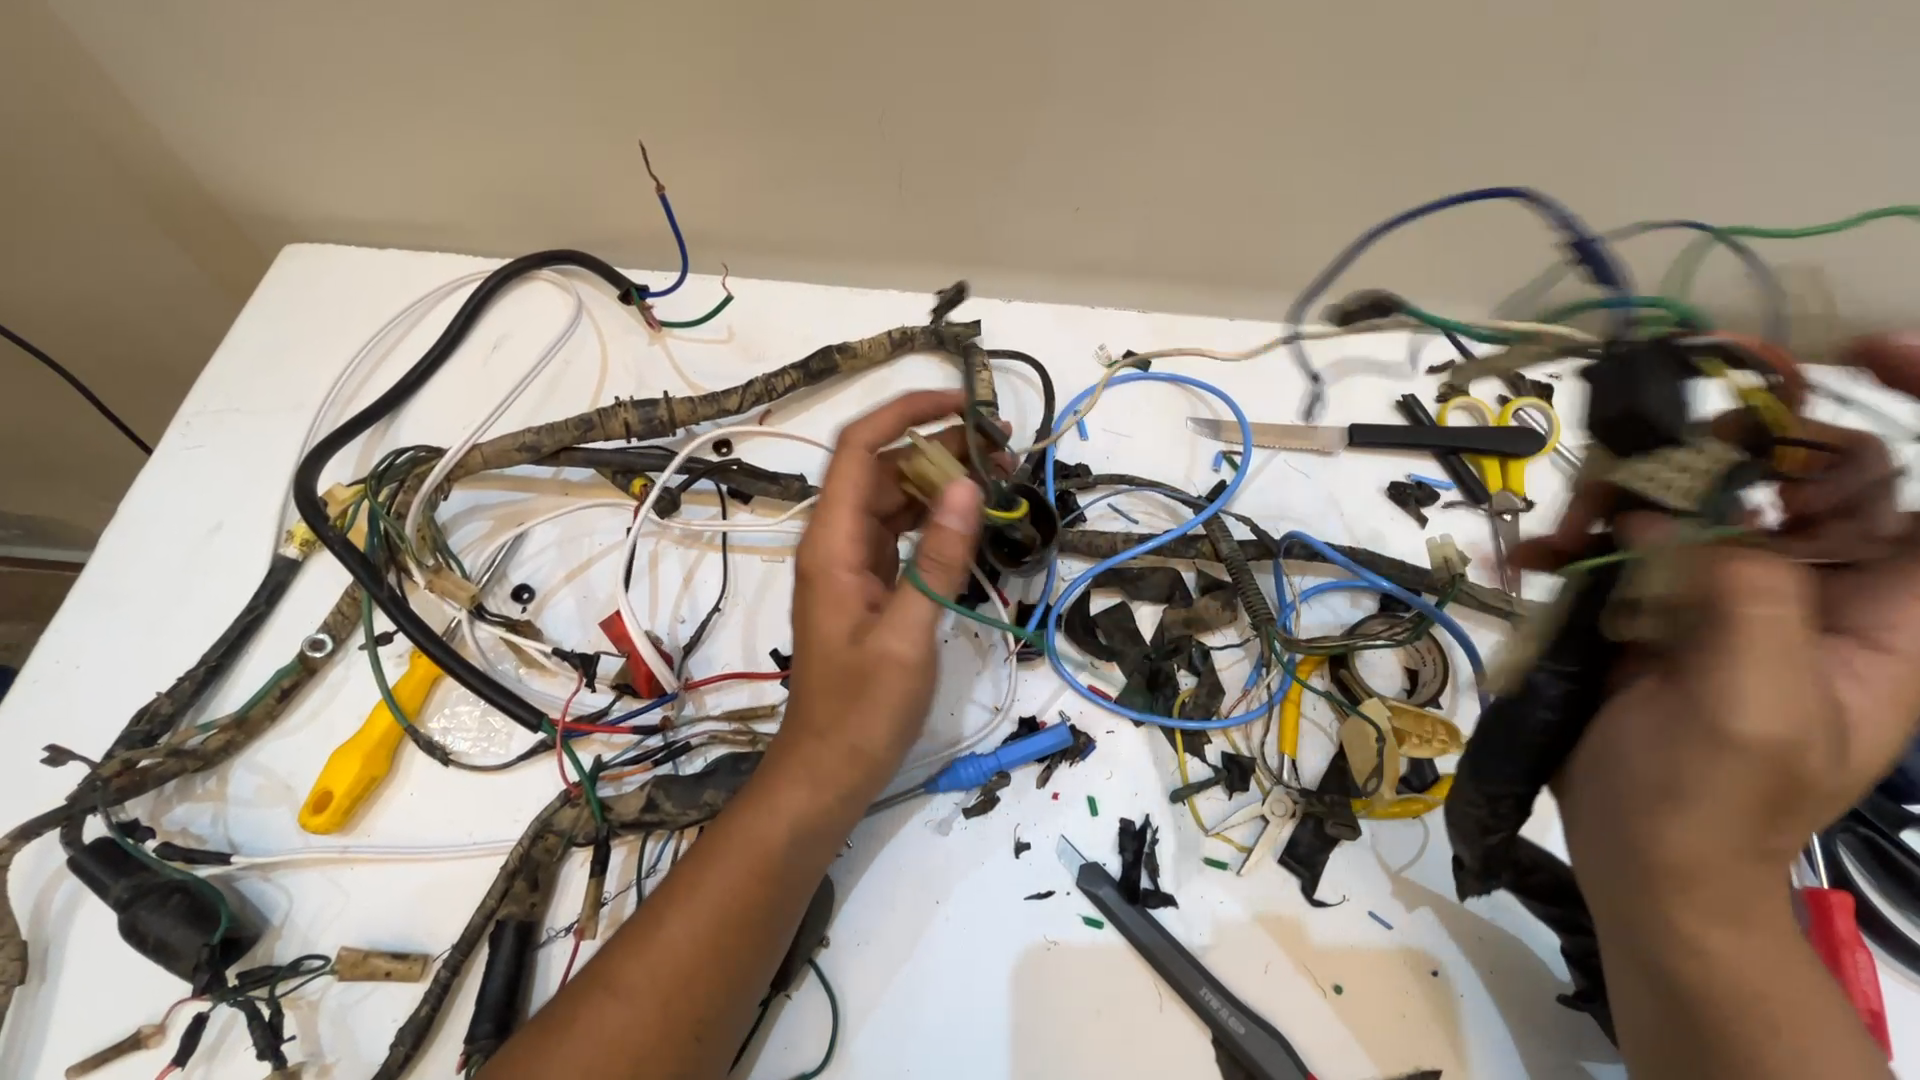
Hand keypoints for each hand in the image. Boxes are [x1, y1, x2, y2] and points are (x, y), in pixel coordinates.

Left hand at [773, 391, 997, 801]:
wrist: (829, 769)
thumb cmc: (862, 711)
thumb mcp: (908, 635)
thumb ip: (938, 559)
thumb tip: (969, 487)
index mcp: (832, 543)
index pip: (860, 449)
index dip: (906, 412)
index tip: (964, 403)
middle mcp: (836, 542)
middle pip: (884, 471)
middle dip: (939, 450)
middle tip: (1005, 454)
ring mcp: (851, 564)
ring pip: (895, 501)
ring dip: (942, 486)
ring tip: (1000, 482)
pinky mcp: (867, 586)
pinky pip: (901, 535)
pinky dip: (936, 522)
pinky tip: (974, 524)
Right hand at [1515, 333, 1919, 912]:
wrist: (1643, 851)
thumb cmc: (1716, 794)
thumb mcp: (1750, 702)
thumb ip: (1736, 597)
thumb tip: (1662, 513)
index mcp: (1885, 611)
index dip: (1917, 406)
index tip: (1850, 357)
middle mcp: (1812, 587)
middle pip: (1783, 478)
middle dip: (1707, 458)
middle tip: (1624, 475)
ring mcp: (1722, 594)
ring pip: (1683, 502)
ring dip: (1616, 501)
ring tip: (1558, 536)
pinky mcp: (1651, 606)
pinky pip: (1616, 545)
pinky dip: (1571, 542)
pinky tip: (1531, 561)